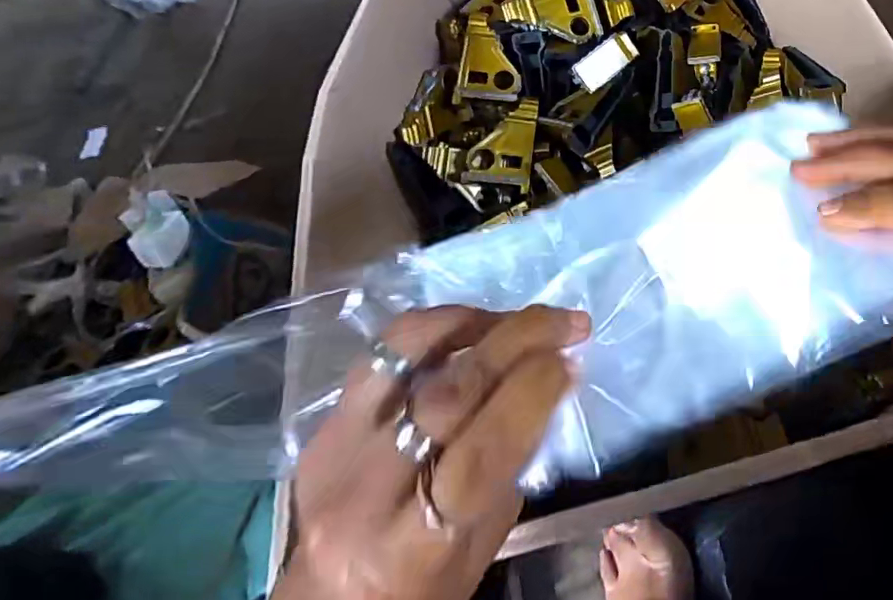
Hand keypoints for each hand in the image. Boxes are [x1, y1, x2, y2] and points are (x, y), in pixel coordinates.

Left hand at [276, 305, 589, 599]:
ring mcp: (337, 447)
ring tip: (516, 319)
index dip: (531, 393)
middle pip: (450, 391)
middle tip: (564, 320)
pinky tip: (467, 323)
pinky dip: (433, 326)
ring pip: (407, 354)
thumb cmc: (420, 587)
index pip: (481, 452)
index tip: (569, 359)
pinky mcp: (323, 420)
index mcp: (415, 547)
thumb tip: (545, 381)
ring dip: (475, 321)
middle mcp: (369, 491)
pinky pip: (383, 351)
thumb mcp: (478, 545)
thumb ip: (507, 464)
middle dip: (516, 341)